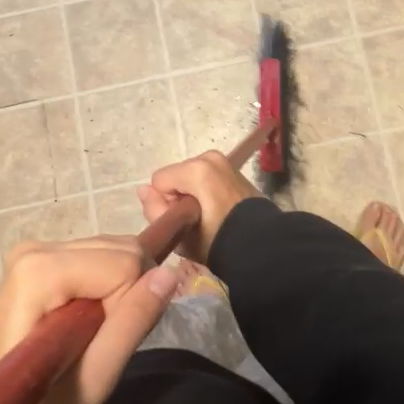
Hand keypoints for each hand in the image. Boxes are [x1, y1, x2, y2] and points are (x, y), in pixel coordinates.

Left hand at [0, 237, 178, 403]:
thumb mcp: (96, 379)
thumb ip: (132, 322)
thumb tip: (167, 275)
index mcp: (41, 272)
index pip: (126, 262)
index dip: (131, 305)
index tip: (108, 344)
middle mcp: (35, 249)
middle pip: (121, 249)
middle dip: (128, 293)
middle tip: (104, 340)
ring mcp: (34, 250)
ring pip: (115, 250)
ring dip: (118, 291)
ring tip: (92, 333)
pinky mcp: (39, 258)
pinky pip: (99, 256)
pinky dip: (106, 287)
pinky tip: (85, 320)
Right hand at [140, 150, 260, 264]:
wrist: (261, 246)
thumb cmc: (217, 241)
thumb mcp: (180, 233)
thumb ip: (155, 210)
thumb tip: (142, 189)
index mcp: (197, 169)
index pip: (159, 180)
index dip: (164, 203)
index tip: (180, 221)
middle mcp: (210, 157)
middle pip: (176, 177)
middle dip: (178, 197)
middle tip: (193, 223)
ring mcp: (224, 162)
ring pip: (190, 178)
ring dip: (191, 196)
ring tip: (206, 219)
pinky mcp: (233, 171)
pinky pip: (206, 178)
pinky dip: (205, 193)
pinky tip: (215, 212)